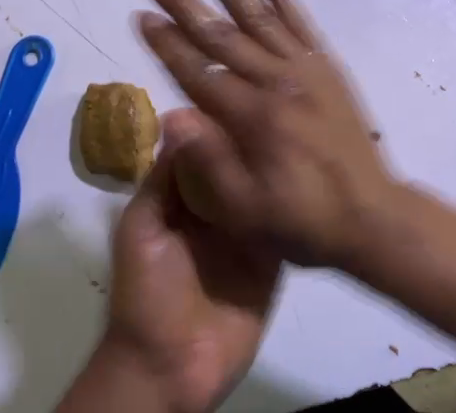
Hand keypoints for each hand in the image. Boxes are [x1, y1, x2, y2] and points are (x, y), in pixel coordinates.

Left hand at [97, 112, 280, 412]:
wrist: (169, 365)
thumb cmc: (145, 292)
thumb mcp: (141, 226)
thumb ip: (162, 180)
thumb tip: (180, 122)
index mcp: (180, 198)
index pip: (202, 151)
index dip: (216, 125)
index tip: (239, 90)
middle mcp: (215, 209)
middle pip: (237, 166)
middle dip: (252, 141)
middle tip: (281, 105)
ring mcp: (245, 234)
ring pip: (263, 190)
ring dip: (277, 169)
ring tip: (302, 131)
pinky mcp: (271, 261)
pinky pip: (284, 227)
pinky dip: (295, 205)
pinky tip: (314, 176)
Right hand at [135, 0, 396, 268]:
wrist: (371, 217)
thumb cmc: (300, 220)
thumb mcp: (244, 210)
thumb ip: (206, 161)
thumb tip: (168, 114)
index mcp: (250, 117)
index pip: (197, 70)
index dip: (166, 42)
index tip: (141, 14)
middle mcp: (274, 81)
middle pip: (220, 33)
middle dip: (182, 2)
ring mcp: (303, 68)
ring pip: (257, 15)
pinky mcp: (325, 65)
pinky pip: (299, 20)